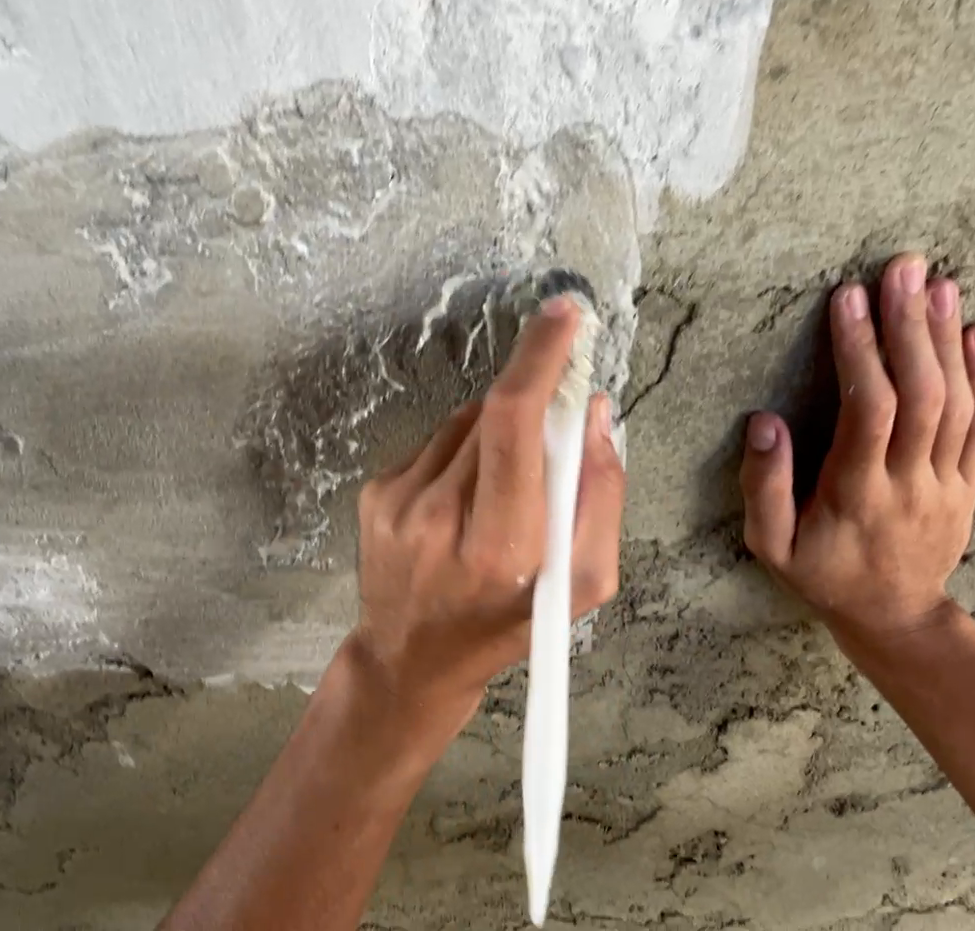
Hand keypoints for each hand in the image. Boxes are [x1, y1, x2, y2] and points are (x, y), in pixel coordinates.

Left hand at [346, 297, 624, 742]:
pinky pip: (436, 443)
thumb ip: (600, 496)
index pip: (514, 426)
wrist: (410, 657)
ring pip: (465, 424)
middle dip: (531, 408)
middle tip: (549, 440)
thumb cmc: (508, 624)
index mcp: (497, 545)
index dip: (539, 360)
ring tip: (496, 494)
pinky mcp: (374, 491)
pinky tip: (460, 502)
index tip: (565, 316)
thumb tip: (592, 411)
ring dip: (495, 437)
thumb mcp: (582, 585)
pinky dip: (462, 455)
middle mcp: (437, 515)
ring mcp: (396, 501)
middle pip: (494, 416)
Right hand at [741, 253, 974, 640]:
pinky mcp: (970, 482)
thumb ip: (764, 486)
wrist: (895, 617)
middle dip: (910, 327)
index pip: (868, 411)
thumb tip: (762, 422)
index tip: (848, 298)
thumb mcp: (770, 545)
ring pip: (958, 403)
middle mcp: (911, 482)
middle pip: (922, 395)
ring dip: (948, 340)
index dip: (862, 352)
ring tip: (937, 284)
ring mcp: (948, 482)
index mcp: (857, 494)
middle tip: (902, 269)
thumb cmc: (822, 575)